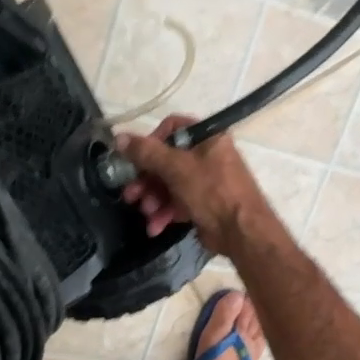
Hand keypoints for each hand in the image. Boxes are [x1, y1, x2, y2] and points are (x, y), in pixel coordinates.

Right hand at [115, 115, 272, 256]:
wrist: (241, 232)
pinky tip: (155, 227)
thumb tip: (118, 137)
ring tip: (146, 212)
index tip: (136, 158)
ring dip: (153, 199)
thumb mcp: (176, 167)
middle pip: (166, 160)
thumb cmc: (212, 191)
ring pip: (169, 184)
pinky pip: (178, 203)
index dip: (151, 142)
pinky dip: (165, 213)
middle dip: (147, 179)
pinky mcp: (203, 204)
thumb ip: (146, 152)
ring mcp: (206, 181)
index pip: (172, 128)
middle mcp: (208, 155)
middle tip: (130, 194)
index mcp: (207, 137)